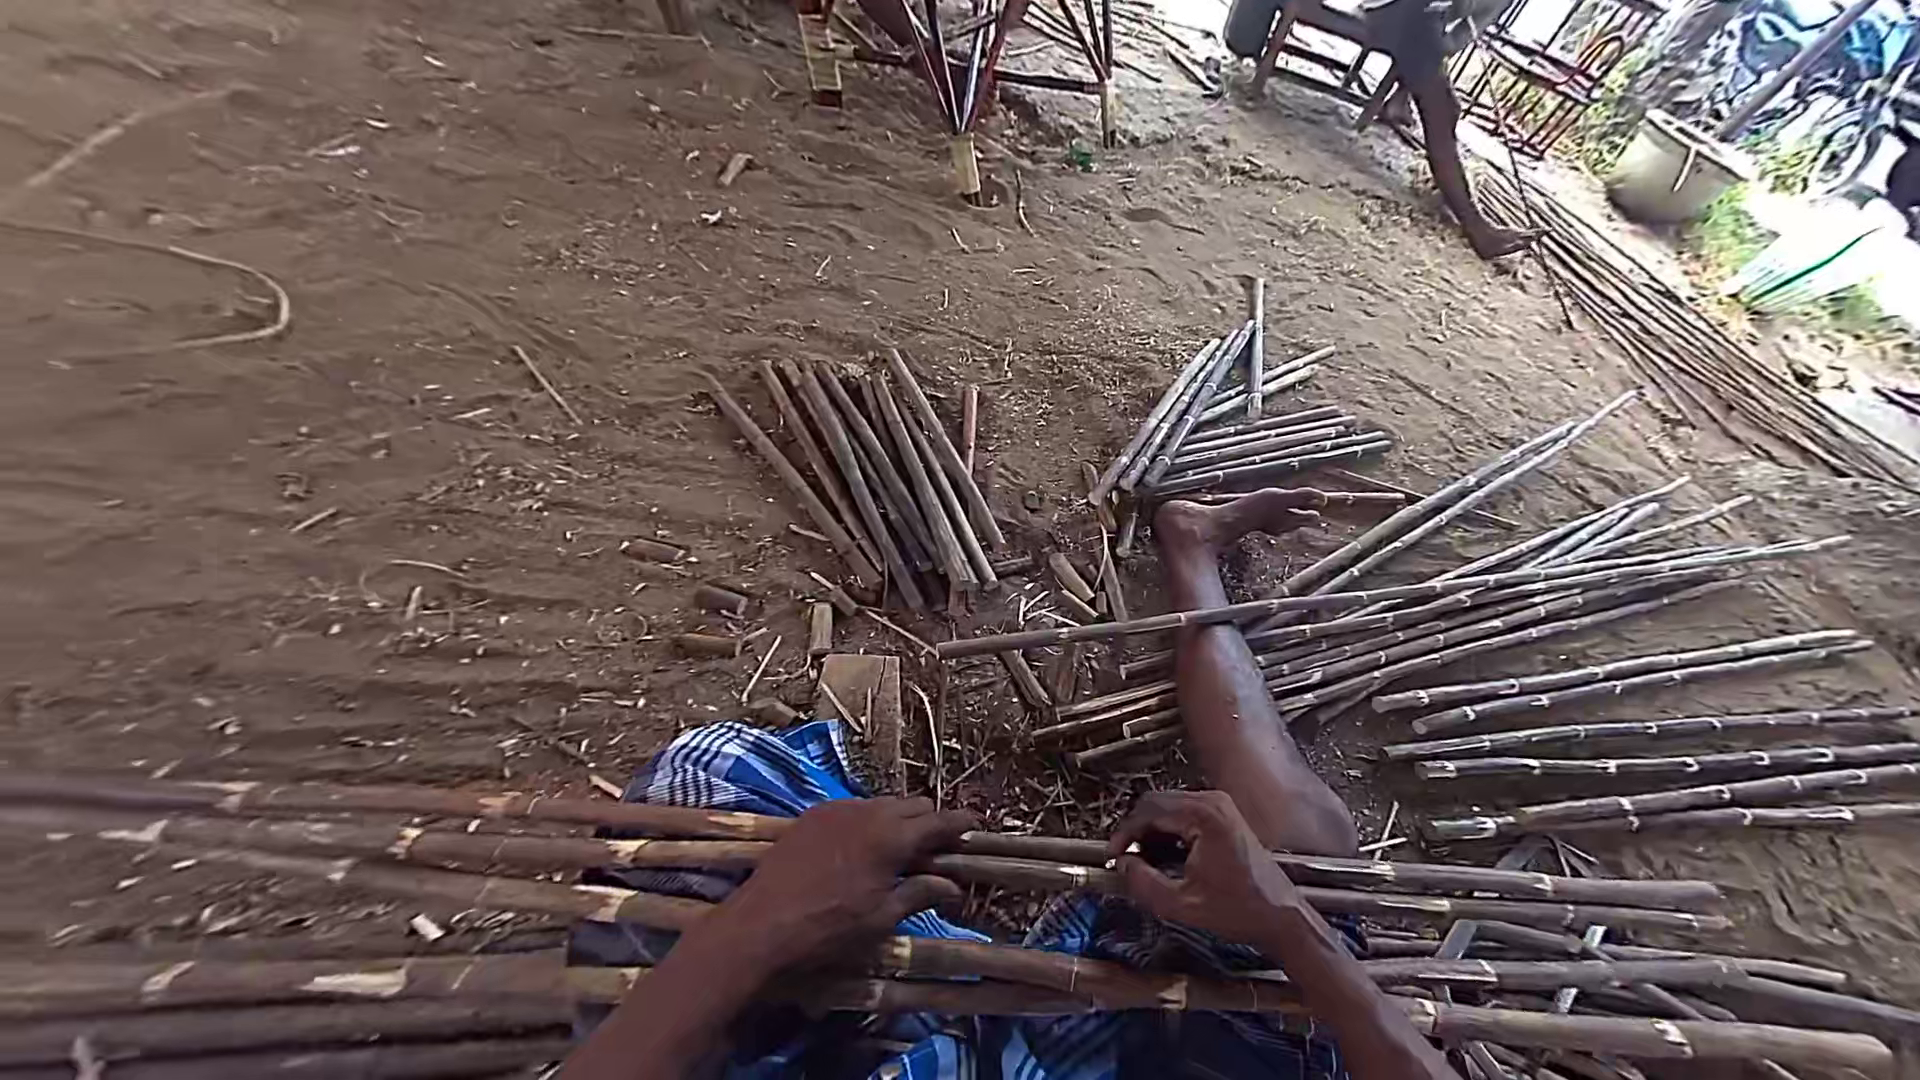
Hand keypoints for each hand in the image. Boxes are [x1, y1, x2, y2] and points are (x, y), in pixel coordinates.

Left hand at [705, 797, 975, 971]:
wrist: (761, 924)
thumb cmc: (827, 929)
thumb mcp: (880, 919)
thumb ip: (920, 894)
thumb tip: (954, 887)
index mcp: (892, 837)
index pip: (939, 821)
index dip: (961, 822)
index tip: (975, 824)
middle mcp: (870, 811)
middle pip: (914, 804)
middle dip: (930, 821)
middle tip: (935, 848)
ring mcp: (840, 808)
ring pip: (884, 803)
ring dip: (899, 819)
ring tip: (897, 849)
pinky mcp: (815, 812)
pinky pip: (855, 807)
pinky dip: (869, 820)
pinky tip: (860, 846)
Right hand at [1106, 790, 1301, 943]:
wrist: (1283, 918)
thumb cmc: (1239, 911)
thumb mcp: (1183, 905)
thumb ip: (1144, 884)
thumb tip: (1122, 865)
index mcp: (1203, 816)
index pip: (1148, 810)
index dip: (1125, 832)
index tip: (1113, 853)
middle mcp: (1211, 801)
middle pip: (1156, 802)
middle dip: (1136, 829)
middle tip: (1125, 857)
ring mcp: (1219, 804)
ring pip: (1168, 806)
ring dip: (1151, 829)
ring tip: (1143, 859)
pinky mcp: (1223, 813)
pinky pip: (1182, 812)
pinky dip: (1168, 829)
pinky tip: (1165, 855)